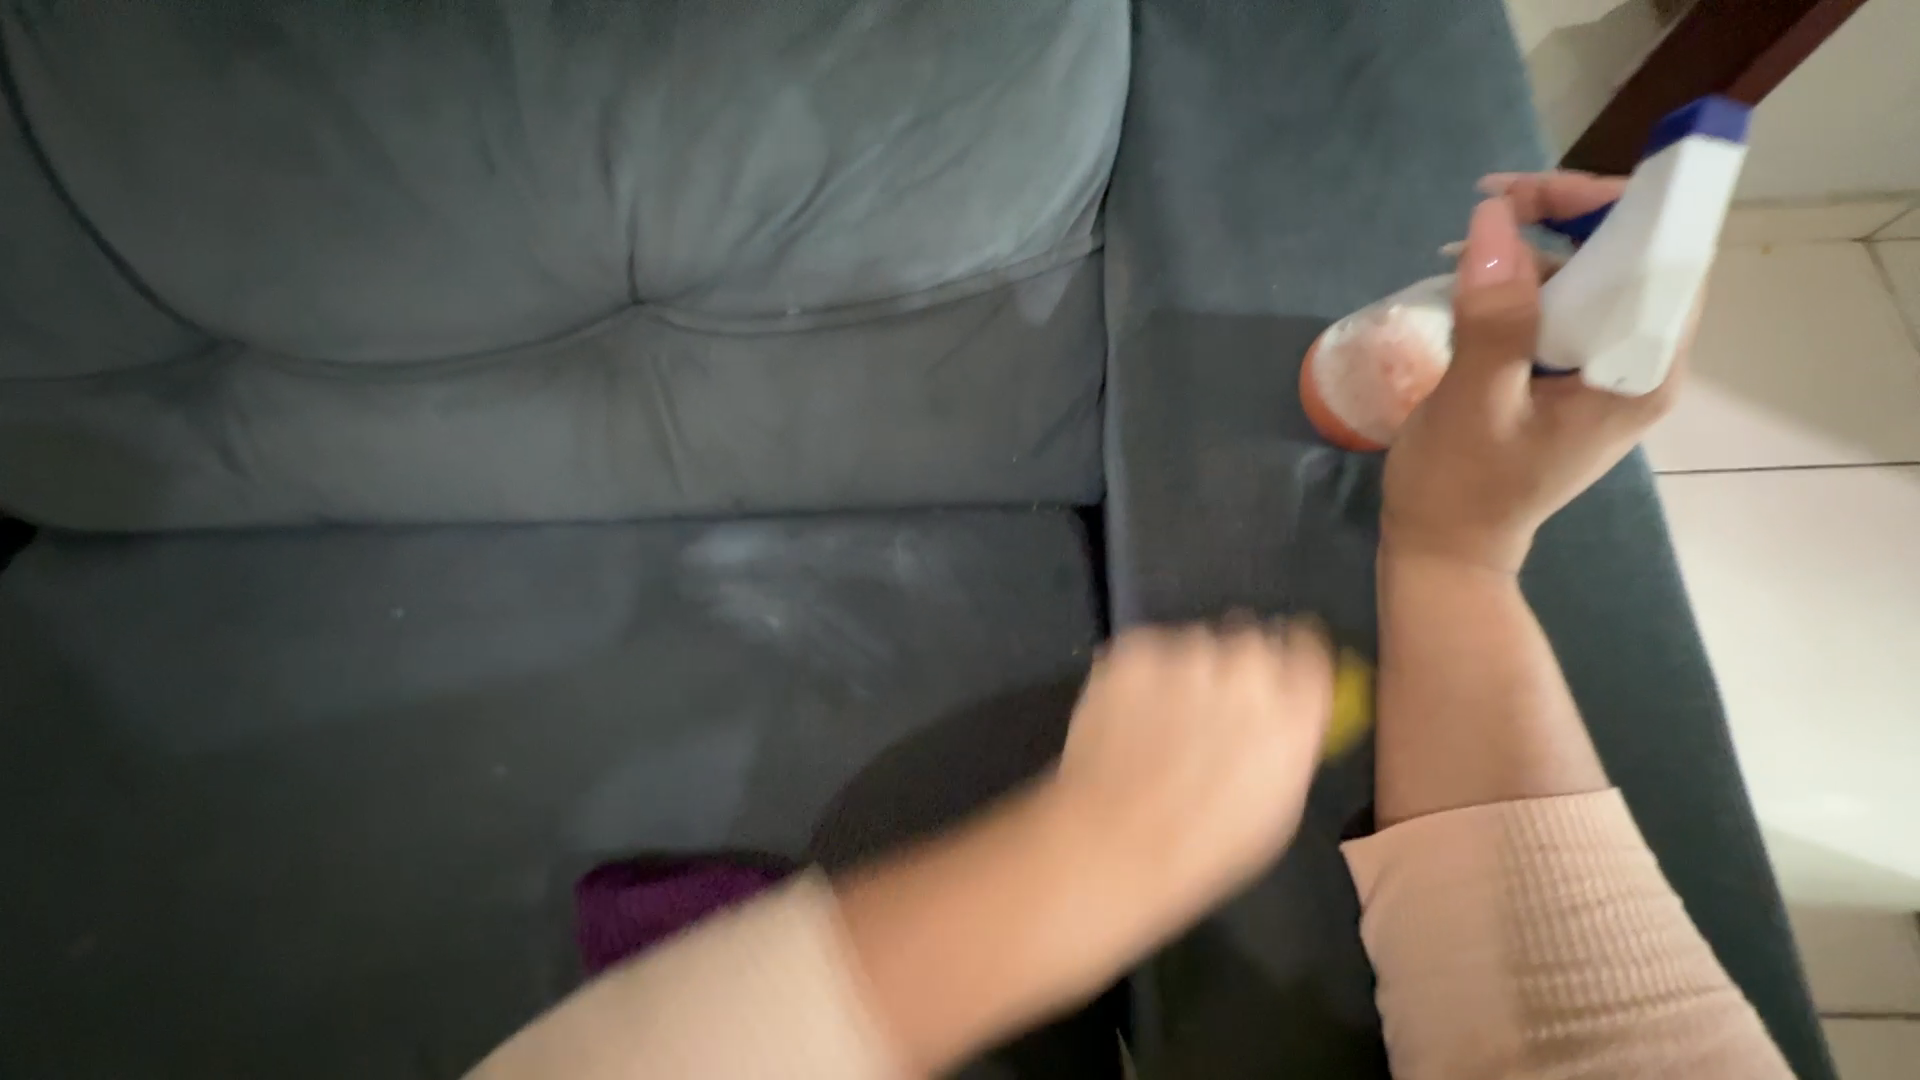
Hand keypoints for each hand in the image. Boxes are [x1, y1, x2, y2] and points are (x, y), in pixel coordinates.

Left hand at [1047, 620, 1333, 937]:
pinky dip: (1140, 675)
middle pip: (1250, 642)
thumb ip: (1287, 742)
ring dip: (1185, 671)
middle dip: (1232, 668)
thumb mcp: (1278, 803)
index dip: (1287, 664)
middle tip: (1207, 709)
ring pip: (1194, 643)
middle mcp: (1249, 663)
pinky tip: (1128, 716)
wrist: (1117, 838)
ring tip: (1160, 722)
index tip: (1272, 678)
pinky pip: (1145, 651)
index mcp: (1297, 704)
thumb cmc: (1206, 843)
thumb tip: (1282, 713)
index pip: (1307, 650)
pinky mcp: (1135, 648)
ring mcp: (1188, 650)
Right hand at [1382, 173, 1687, 572]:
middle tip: (1487, 207)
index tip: (1525, 193)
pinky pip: (1567, 314)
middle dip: (1566, 219)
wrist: (1445, 549)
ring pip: (1596, 284)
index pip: (1661, 256)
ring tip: (1472, 246)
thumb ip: (1493, 317)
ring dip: (1539, 252)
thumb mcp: (1471, 402)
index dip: (1605, 204)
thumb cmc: (1458, 487)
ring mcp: (1609, 377)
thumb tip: (1494, 221)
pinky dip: (1527, 288)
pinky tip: (1482, 288)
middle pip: (1632, 262)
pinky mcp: (1575, 384)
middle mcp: (1642, 367)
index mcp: (1639, 373)